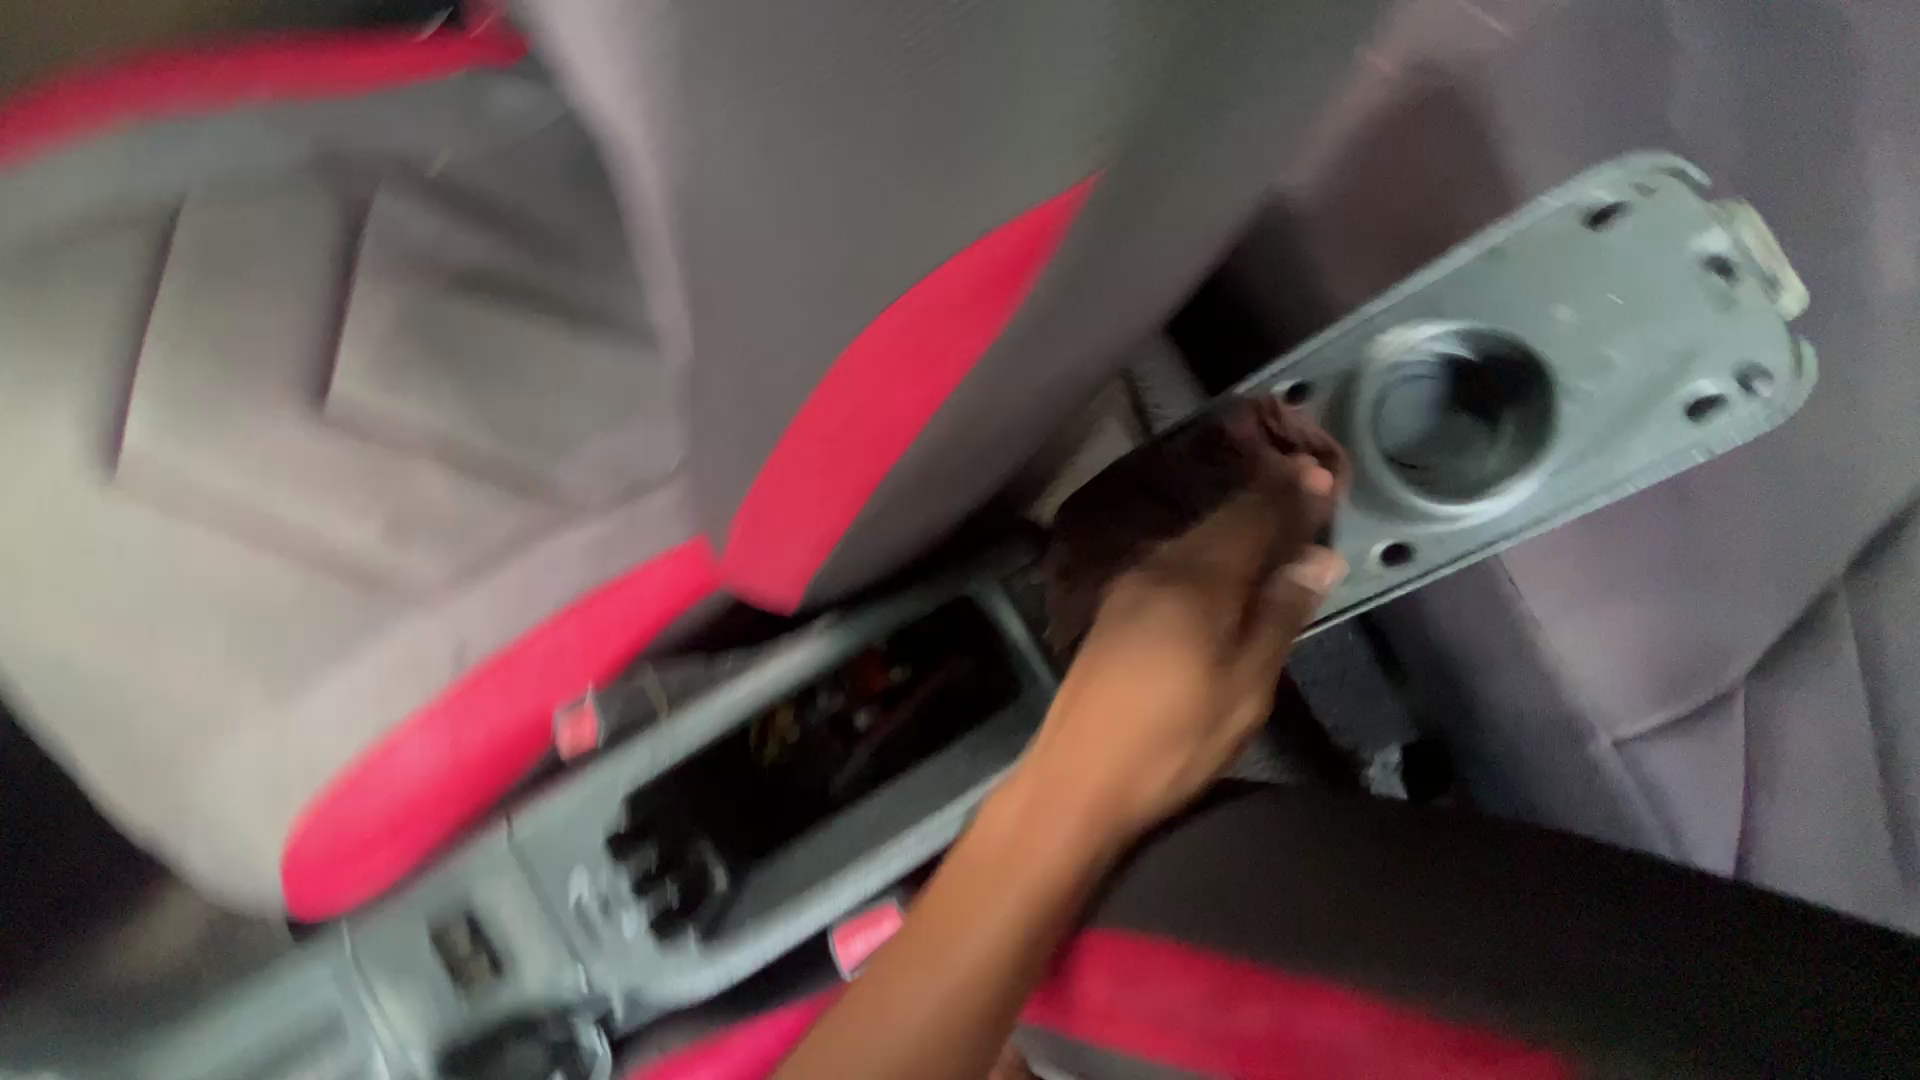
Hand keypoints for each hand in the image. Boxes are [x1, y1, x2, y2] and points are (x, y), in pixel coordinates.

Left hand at [1012, 455, 1346, 853]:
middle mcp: (1157, 570)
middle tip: (1302, 484)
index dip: (1288, 497)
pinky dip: (1204, 552)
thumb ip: (1278, 616)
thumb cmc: (1174, 742)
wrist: (1078, 776)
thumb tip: (1317, 558)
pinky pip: (1170, 562)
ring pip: (1191, 542)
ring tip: (1271, 517)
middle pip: (1218, 525)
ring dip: (1232, 525)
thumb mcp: (1245, 689)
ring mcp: (1128, 589)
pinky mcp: (1113, 611)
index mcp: (1195, 583)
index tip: (1321, 472)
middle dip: (1262, 503)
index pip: (1251, 521)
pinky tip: (1219, 562)